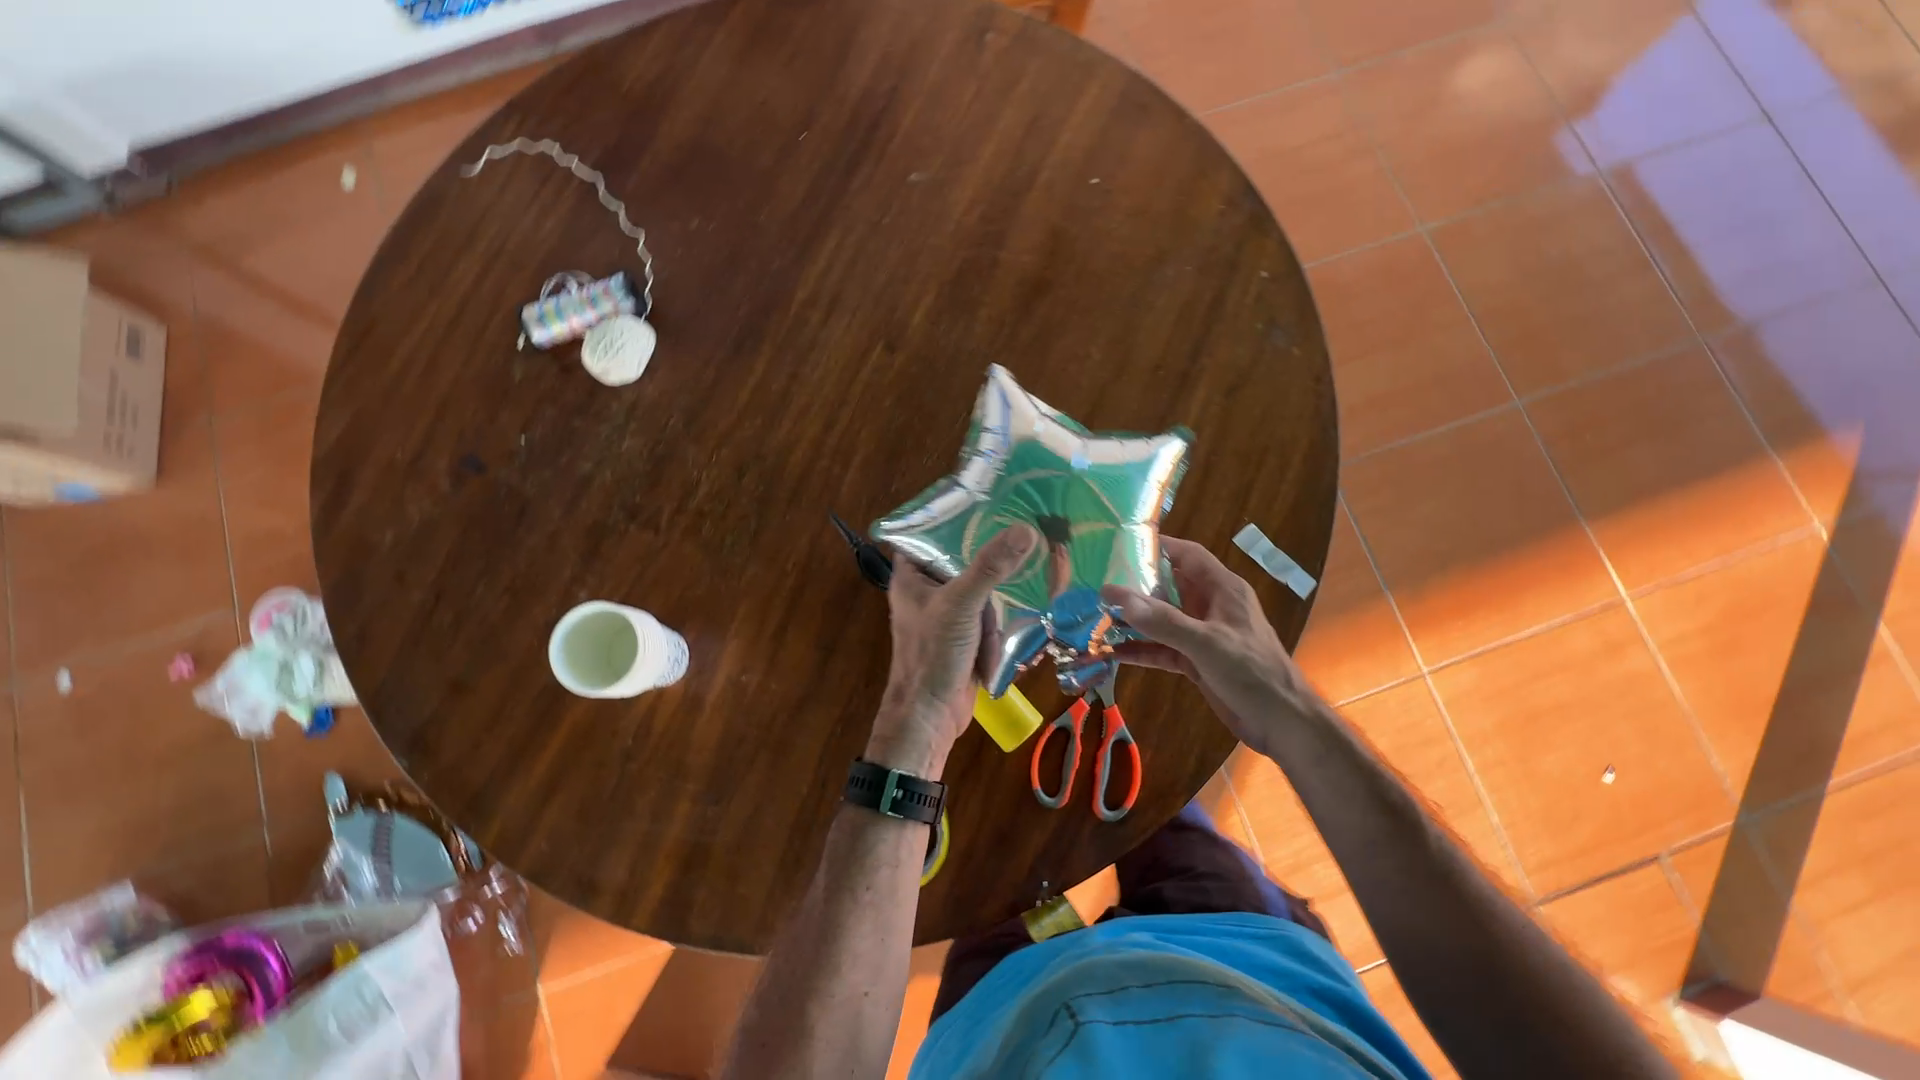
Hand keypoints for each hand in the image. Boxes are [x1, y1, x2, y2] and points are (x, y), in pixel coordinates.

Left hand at [870, 524, 1037, 775]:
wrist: (930, 716)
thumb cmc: (933, 655)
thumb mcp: (962, 605)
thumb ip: (991, 568)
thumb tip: (1025, 530)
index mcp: (912, 576)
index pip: (932, 535)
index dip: (958, 521)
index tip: (994, 505)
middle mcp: (927, 592)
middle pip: (967, 565)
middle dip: (992, 573)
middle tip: (1027, 544)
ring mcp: (947, 617)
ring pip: (983, 596)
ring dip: (996, 614)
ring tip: (1002, 621)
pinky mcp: (964, 640)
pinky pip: (989, 623)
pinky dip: (999, 632)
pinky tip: (1010, 635)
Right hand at [1100, 536, 1314, 750]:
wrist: (1281, 721)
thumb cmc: (1252, 671)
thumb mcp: (1206, 643)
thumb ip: (1163, 621)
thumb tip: (1118, 596)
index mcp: (1223, 590)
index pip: (1188, 556)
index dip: (1159, 547)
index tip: (1120, 545)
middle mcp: (1210, 607)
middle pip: (1168, 587)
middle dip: (1135, 585)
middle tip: (1096, 582)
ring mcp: (1202, 636)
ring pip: (1161, 620)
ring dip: (1133, 621)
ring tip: (1095, 616)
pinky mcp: (1196, 662)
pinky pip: (1162, 649)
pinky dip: (1139, 650)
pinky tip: (1111, 653)